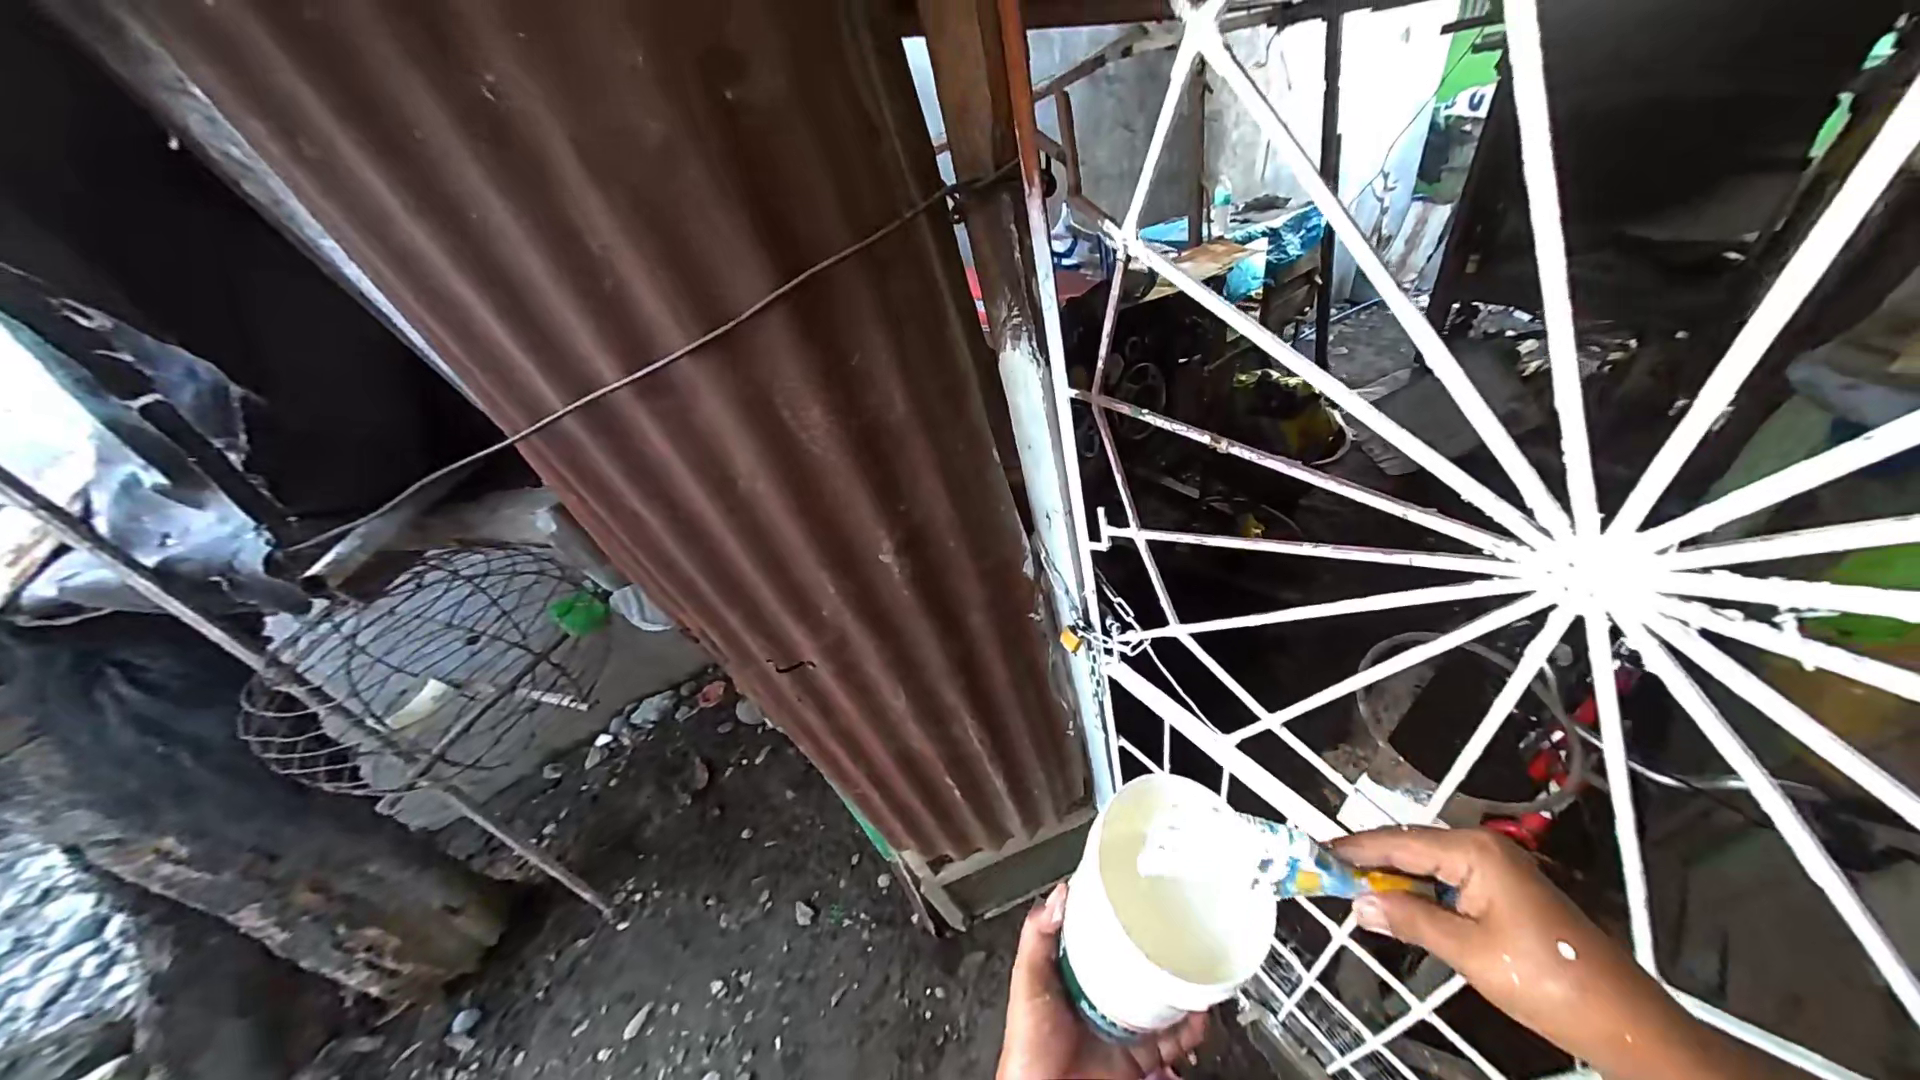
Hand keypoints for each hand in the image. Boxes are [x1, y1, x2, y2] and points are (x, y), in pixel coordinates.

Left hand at [996, 883, 1207, 1079]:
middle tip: (1174, 928)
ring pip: (1157, 996)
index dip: (1113, 913)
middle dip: (1153, 947)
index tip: (1133, 892)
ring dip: (1177, 983)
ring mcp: (1121, 1021)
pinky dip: (1188, 1027)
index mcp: (1073, 969)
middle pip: (1132, 961)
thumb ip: (1037, 936)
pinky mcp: (1138, 1053)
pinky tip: (1198, 1012)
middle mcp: (1100, 991)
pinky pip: (1170, 1038)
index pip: (1096, 931)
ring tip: (1194, 965)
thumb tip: (1059, 895)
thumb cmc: (1029, 1041)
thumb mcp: (1029, 979)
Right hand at [1332, 827, 1786, 1079]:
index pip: (1397, 843)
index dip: (1353, 849)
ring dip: (1391, 877)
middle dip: (1368, 861)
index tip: (1315, 853)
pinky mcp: (1503, 888)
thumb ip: (1408, 920)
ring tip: (1351, 887)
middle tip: (1327, 872)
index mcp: (1474, 852)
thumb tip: (1357, 903)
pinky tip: (1395, 902)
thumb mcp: (1470, 953)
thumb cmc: (1549, 983)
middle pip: (1408, 847)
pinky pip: (1445, 879)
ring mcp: (1496, 867)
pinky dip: (1416, 890)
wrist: (1631, 1025)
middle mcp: (1483, 848)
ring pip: (1425, 863)